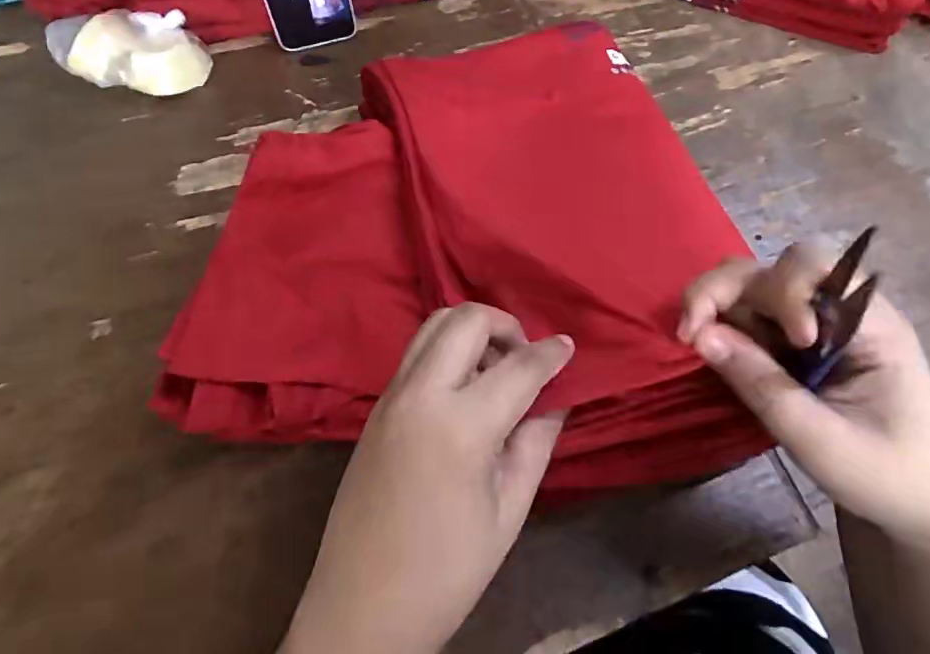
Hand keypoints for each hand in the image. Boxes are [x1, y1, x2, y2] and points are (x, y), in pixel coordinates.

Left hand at [279, 305, 574, 653]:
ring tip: (495, 370)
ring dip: (471, 331)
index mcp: (458, 427)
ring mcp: (391, 396)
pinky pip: (416, 352)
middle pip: (466, 320)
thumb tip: (556, 396)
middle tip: (525, 360)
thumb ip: (536, 441)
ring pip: (434, 324)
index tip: (569, 346)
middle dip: (505, 326)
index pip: (517, 368)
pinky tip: (464, 388)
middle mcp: (420, 395)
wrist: (360, 609)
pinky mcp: (376, 406)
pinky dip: (447, 349)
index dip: (550, 354)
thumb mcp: (508, 511)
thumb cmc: (446, 571)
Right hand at [677, 243, 929, 547]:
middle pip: (774, 268)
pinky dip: (721, 320)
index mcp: (872, 325)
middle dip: (727, 290)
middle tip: (691, 331)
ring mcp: (813, 322)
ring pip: (754, 284)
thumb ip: (765, 388)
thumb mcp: (825, 445)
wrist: (911, 508)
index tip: (795, 343)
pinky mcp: (791, 338)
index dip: (787, 288)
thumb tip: (702, 336)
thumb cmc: (884, 478)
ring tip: (694, 337)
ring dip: (718, 302)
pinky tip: (709, 345)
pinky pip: (750, 311)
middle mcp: (838, 310)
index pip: (819, 266)